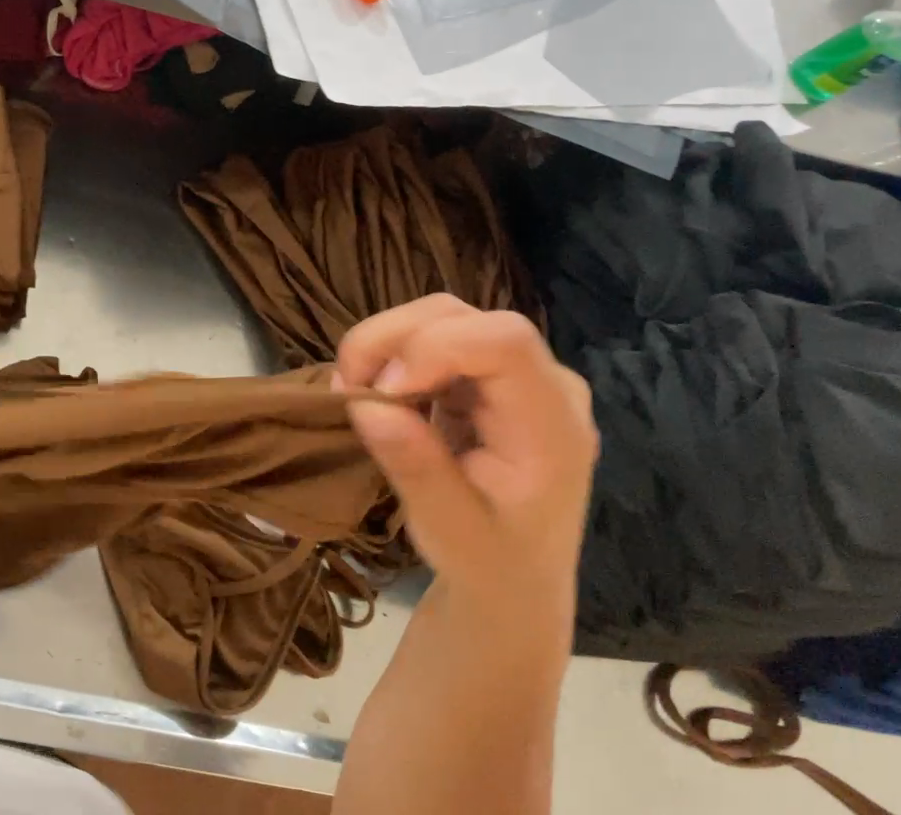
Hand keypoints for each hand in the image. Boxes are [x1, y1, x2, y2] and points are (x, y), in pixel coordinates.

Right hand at [336, 295, 596, 619]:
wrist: (513, 582)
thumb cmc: (489, 563)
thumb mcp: (448, 530)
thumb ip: (416, 466)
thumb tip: (366, 404)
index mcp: (551, 426)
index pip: (503, 342)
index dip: (431, 349)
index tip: (382, 395)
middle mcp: (544, 386)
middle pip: (462, 317)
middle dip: (392, 341)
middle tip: (348, 390)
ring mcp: (516, 376)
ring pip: (441, 317)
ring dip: (385, 345)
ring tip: (356, 393)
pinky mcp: (486, 377)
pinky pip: (432, 338)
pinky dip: (391, 356)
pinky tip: (377, 395)